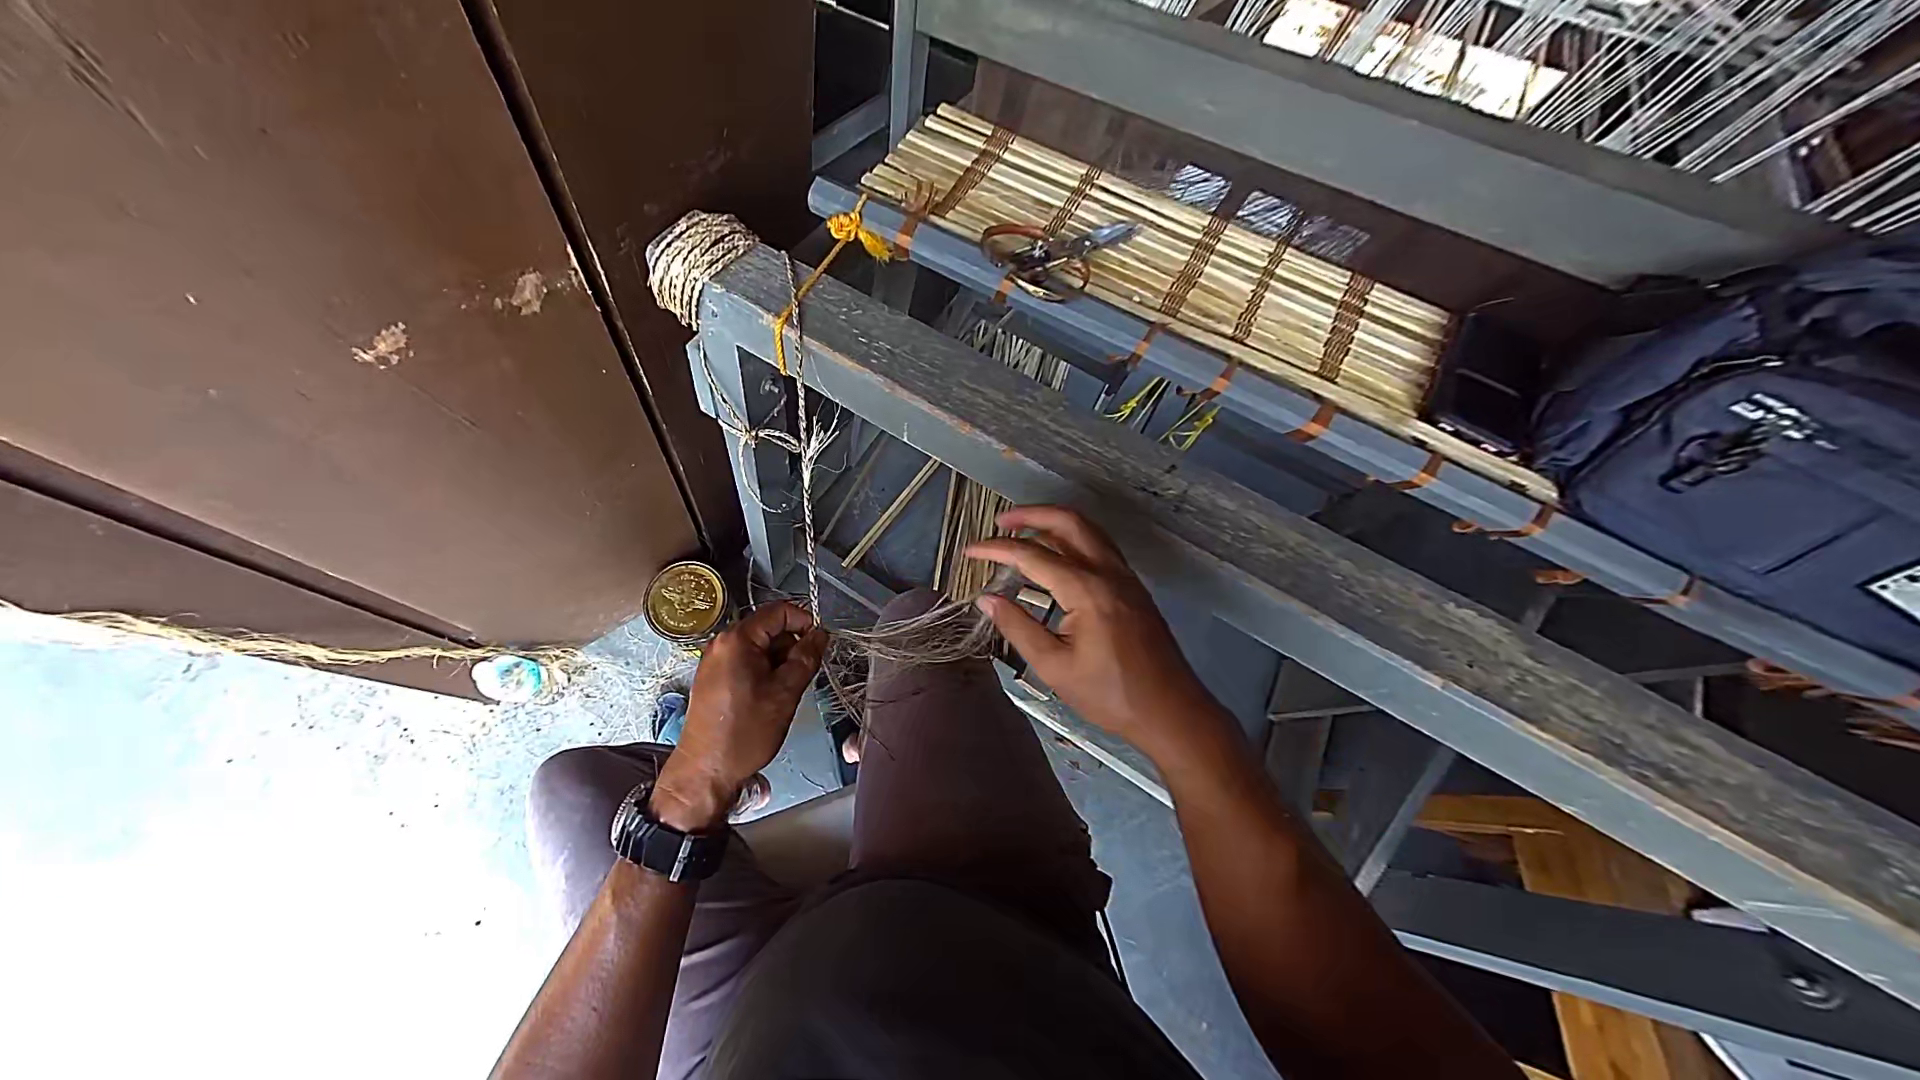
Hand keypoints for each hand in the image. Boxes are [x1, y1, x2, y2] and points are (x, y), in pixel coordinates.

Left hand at [652, 601, 826, 830]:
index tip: (818, 643)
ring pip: (759, 647)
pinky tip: (770, 697)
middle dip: (791, 646)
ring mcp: (715, 661)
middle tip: (802, 675)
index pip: (778, 611)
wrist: (706, 770)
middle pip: (768, 628)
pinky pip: (746, 662)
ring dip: (779, 662)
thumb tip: (820, 635)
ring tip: (785, 691)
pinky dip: (764, 672)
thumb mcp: (786, 692)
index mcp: (737, 640)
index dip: (803, 622)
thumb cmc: (743, 733)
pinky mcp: (714, 678)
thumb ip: (807, 657)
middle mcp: (721, 644)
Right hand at [965, 505, 1226, 763]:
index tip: (970, 550)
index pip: (1033, 555)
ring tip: (1023, 530)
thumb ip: (1017, 627)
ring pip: (1088, 530)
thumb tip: (987, 599)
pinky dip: (1073, 538)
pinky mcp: (1133, 587)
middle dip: (1031, 515)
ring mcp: (1126, 577)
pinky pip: (1100, 546)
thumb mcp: (1054, 667)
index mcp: (1087, 590)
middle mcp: (1109, 572)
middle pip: (1068, 522)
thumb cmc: (1110, 694)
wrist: (1170, 710)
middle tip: (1000, 522)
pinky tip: (1057, 554)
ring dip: (1054, 522)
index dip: (996, 549)